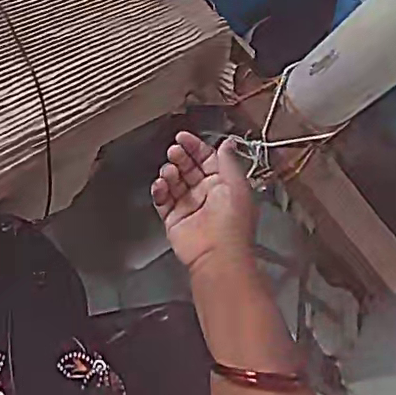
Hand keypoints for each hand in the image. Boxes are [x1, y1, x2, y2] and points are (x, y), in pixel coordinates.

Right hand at [152, 132, 256, 276]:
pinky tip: (161, 185)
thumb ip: (228, 161)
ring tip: (169, 171)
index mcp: (223, 184)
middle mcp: (206, 194)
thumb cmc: (232, 222)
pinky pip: (162, 200)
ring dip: (169, 172)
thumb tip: (228, 142)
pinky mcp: (174, 220)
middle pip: (188, 168)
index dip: (195, 146)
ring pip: (174, 181)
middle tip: (174, 151)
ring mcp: (189, 207)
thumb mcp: (236, 185)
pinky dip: (159, 191)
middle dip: (180, 157)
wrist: (218, 256)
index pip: (207, 158)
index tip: (182, 137)